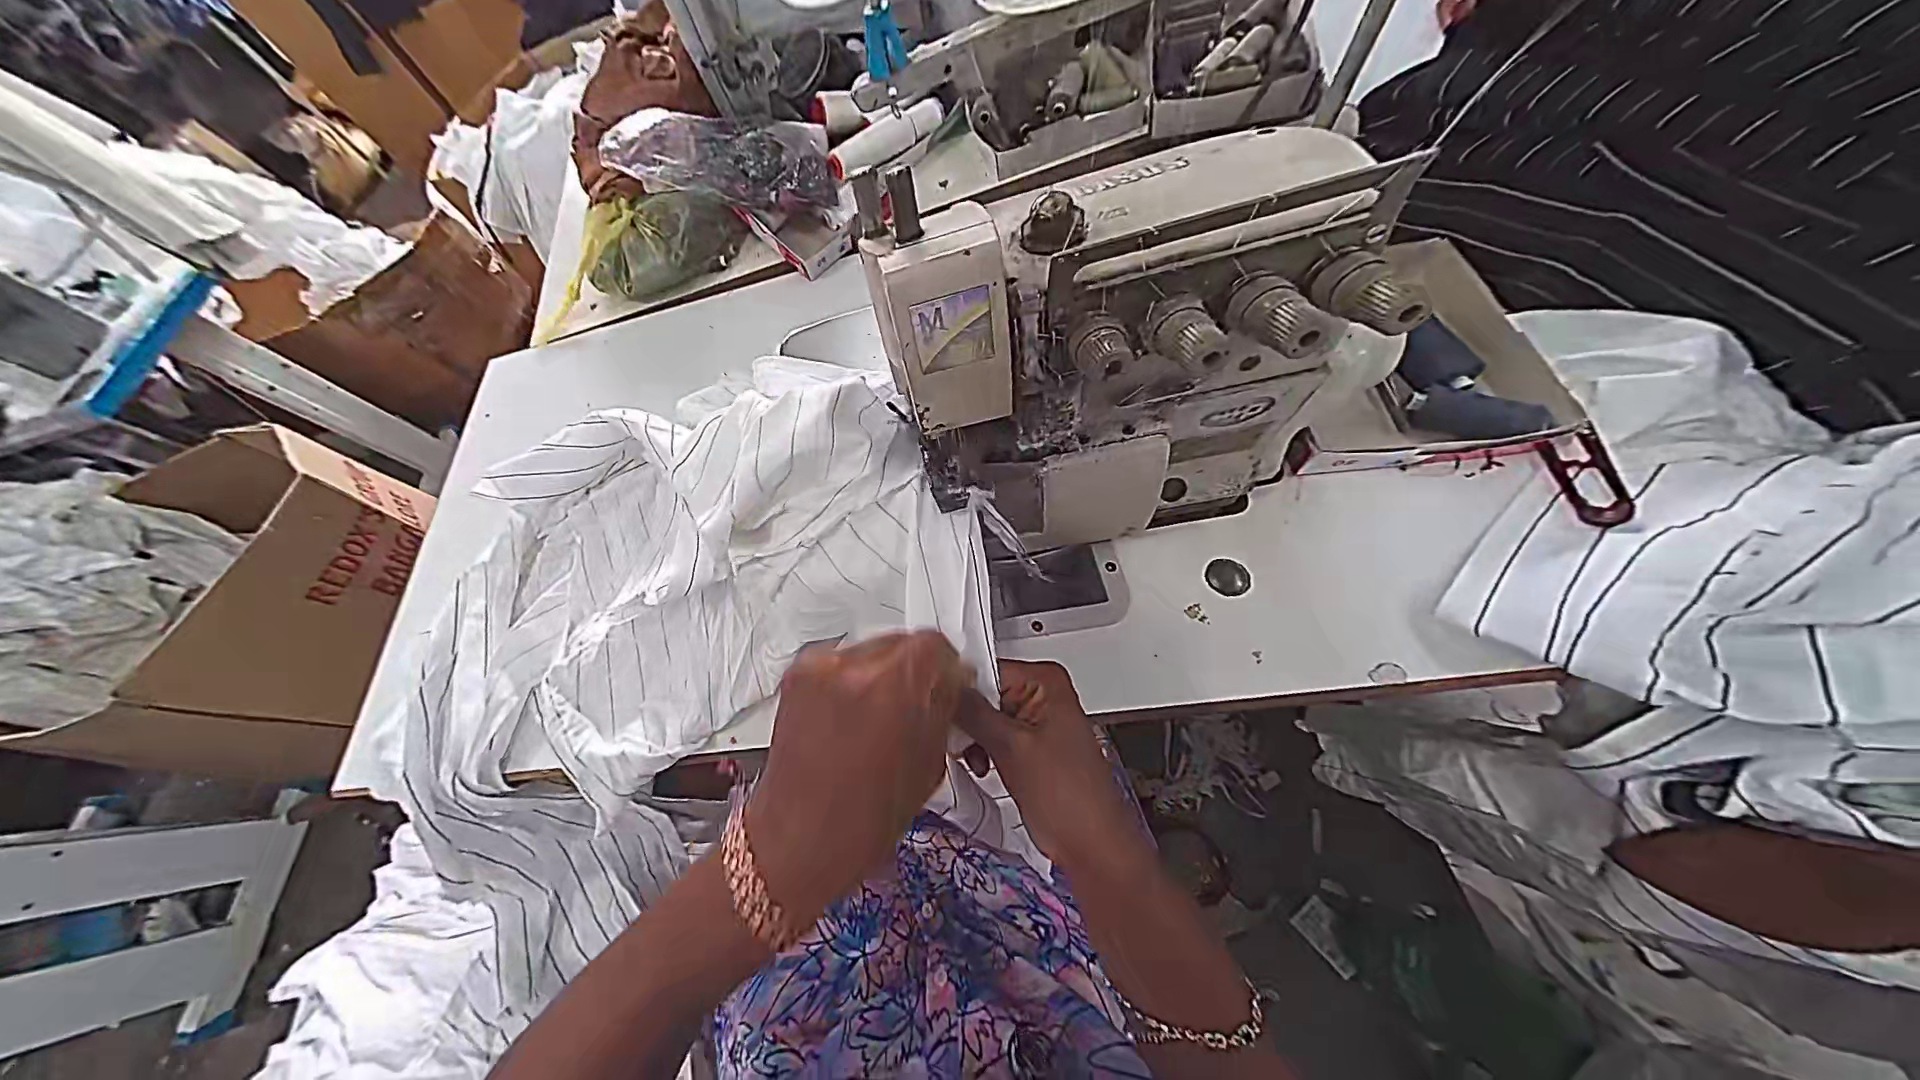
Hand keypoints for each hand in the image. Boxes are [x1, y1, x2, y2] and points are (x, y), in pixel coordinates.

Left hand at [746, 632, 970, 922]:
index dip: (948, 668)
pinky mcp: (798, 676)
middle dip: (915, 669)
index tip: (948, 682)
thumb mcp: (928, 763)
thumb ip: (942, 708)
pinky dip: (852, 680)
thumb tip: (949, 682)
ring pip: (872, 648)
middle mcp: (856, 666)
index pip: (937, 644)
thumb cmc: (861, 819)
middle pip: (903, 641)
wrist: (799, 838)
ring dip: (883, 674)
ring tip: (880, 715)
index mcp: (897, 684)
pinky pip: (841, 663)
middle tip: (916, 702)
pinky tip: (854, 715)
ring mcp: (822, 668)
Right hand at [956, 660, 1151, 872]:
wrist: (1091, 845)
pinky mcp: (1029, 746)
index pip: (986, 666)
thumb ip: (973, 713)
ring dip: (972, 739)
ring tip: (979, 759)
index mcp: (1047, 681)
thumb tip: (946, 690)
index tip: (943, 708)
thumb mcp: (1011, 747)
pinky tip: (984, 766)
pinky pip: (993, 737)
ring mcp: (1036, 721)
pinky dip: (982, 751)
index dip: (961, 690)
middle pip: (984, 692)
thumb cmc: (1073, 799)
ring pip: (984, 717)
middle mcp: (1043, 695)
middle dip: (968, 719)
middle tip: (962, 741)